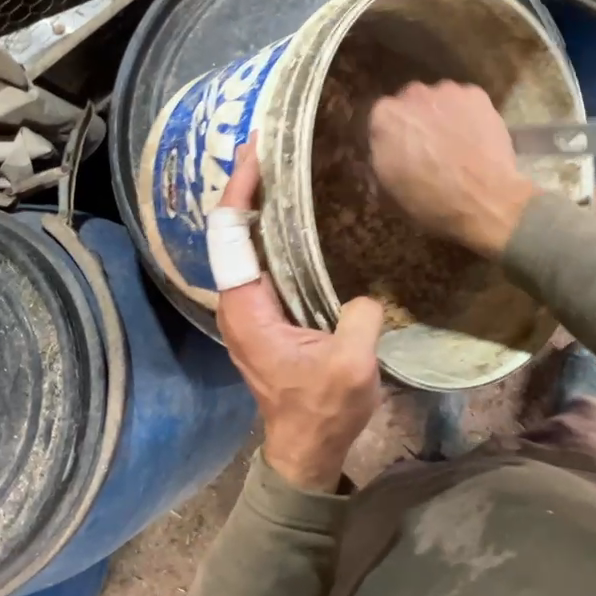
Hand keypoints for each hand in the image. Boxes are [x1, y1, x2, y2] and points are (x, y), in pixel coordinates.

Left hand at [215, 145, 384, 492]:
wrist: (306, 452)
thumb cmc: (320, 412)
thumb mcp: (350, 366)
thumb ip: (359, 319)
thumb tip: (364, 293)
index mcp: (245, 306)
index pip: (231, 231)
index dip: (241, 186)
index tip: (255, 148)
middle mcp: (238, 300)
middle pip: (233, 229)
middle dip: (248, 185)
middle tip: (273, 144)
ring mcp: (250, 308)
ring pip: (246, 243)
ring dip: (260, 205)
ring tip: (285, 167)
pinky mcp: (266, 314)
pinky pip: (263, 258)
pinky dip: (274, 230)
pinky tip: (300, 215)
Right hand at [367, 81, 539, 259]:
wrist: (486, 200)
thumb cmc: (430, 201)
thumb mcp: (387, 193)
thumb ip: (377, 163)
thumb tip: (379, 155)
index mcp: (384, 117)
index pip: (382, 118)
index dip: (392, 136)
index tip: (400, 151)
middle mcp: (412, 94)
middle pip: (410, 102)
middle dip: (416, 120)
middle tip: (428, 146)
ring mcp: (447, 91)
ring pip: (439, 99)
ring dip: (442, 115)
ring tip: (456, 142)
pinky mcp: (477, 95)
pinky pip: (467, 102)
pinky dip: (468, 115)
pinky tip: (475, 138)